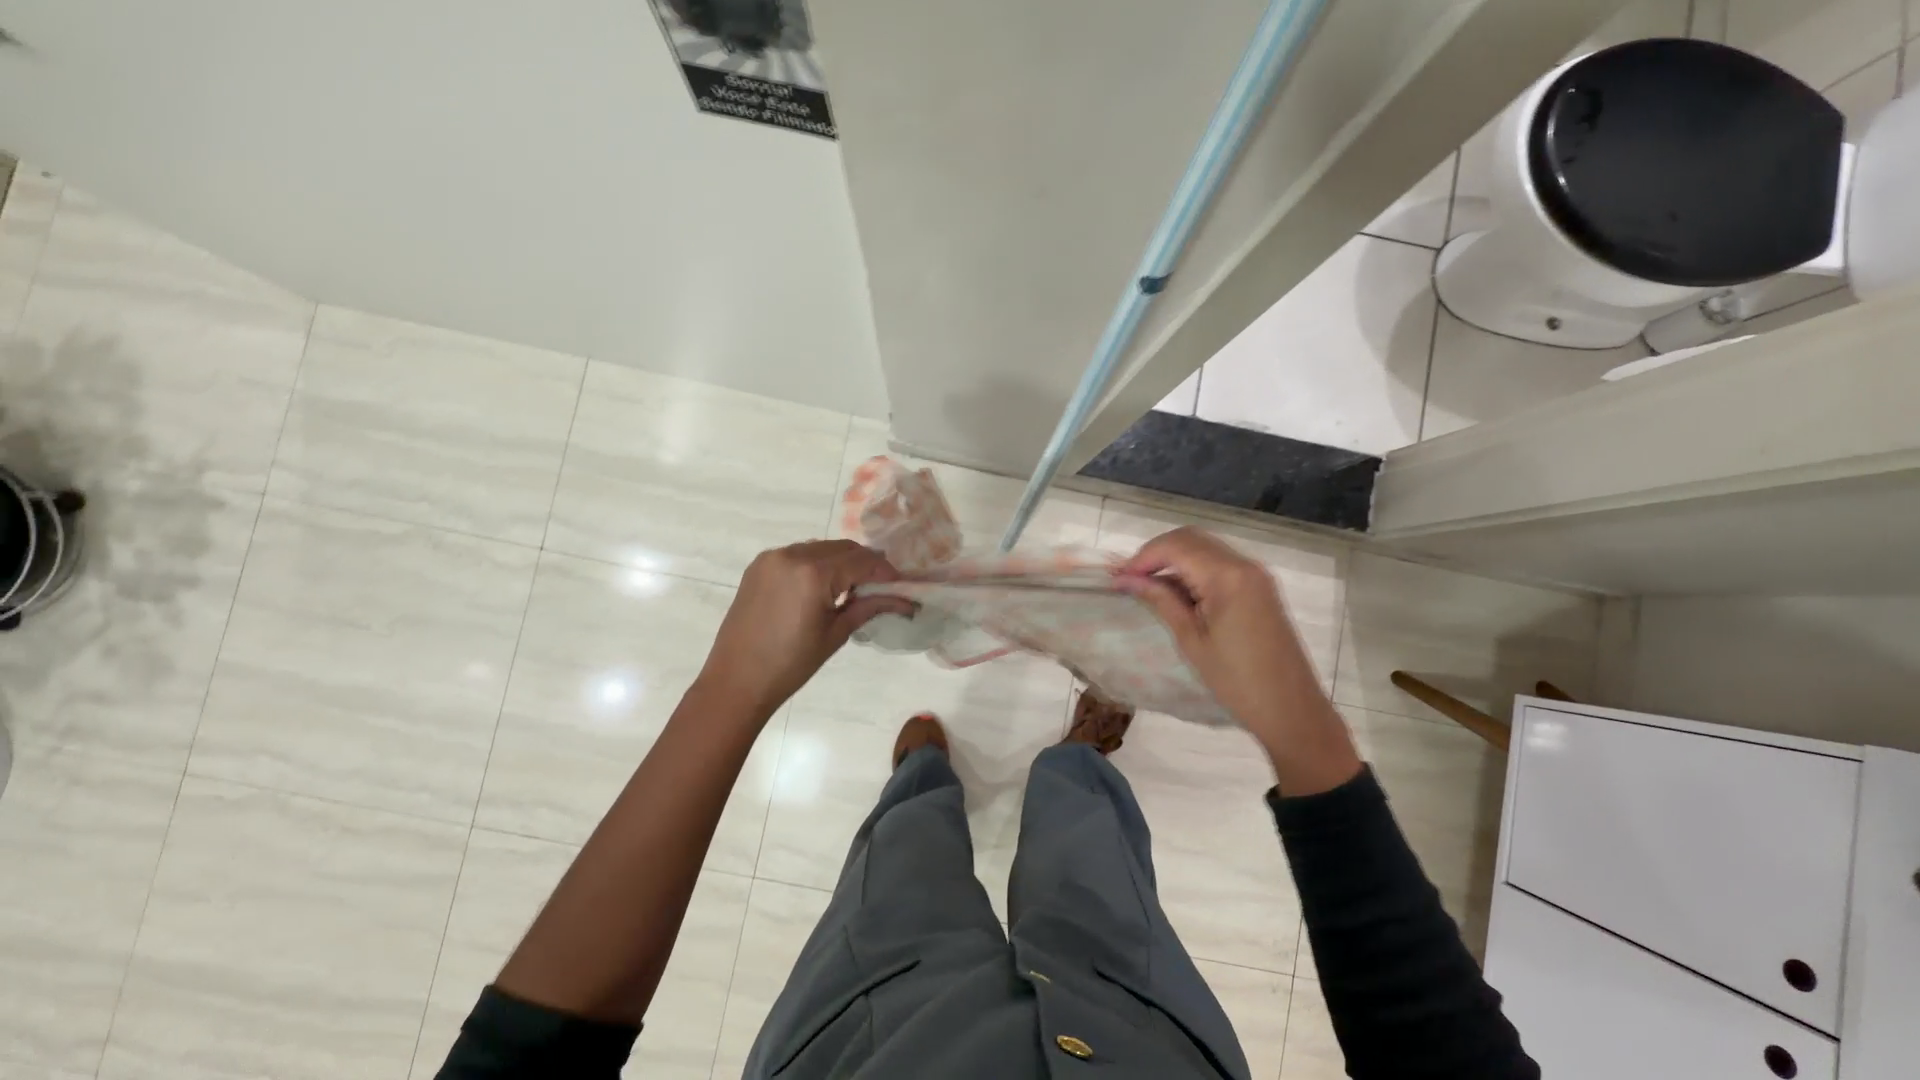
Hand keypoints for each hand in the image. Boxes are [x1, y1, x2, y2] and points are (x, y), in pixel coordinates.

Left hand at [696, 540, 913, 719]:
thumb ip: (869, 607)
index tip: (902, 587)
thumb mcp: (835, 634)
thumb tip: (905, 601)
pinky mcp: (760, 565)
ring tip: (855, 589)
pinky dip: (818, 564)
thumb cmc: (790, 665)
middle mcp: (792, 555)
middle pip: (843, 548)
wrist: (737, 680)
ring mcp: (772, 558)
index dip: (886, 572)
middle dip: (866, 564)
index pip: (862, 561)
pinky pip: (799, 554)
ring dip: (843, 562)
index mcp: (813, 573)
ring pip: (821, 548)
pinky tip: (825, 587)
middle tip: (883, 587)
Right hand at [1115, 527, 1360, 794]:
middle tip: (1130, 580)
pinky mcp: (1261, 586)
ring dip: (1175, 559)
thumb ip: (1160, 600)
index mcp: (1228, 576)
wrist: (1291, 709)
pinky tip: (1178, 593)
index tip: (1118, 578)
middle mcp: (1245, 564)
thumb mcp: (1191, 640)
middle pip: (1191, 539)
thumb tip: (1126, 580)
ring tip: (1148, 587)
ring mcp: (1256, 574)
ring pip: (1206, 548)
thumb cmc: (1236, 681)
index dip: (1142, 558)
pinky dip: (1195, 569)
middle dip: (1156, 553)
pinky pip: (1221, 563)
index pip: (1176, 546)